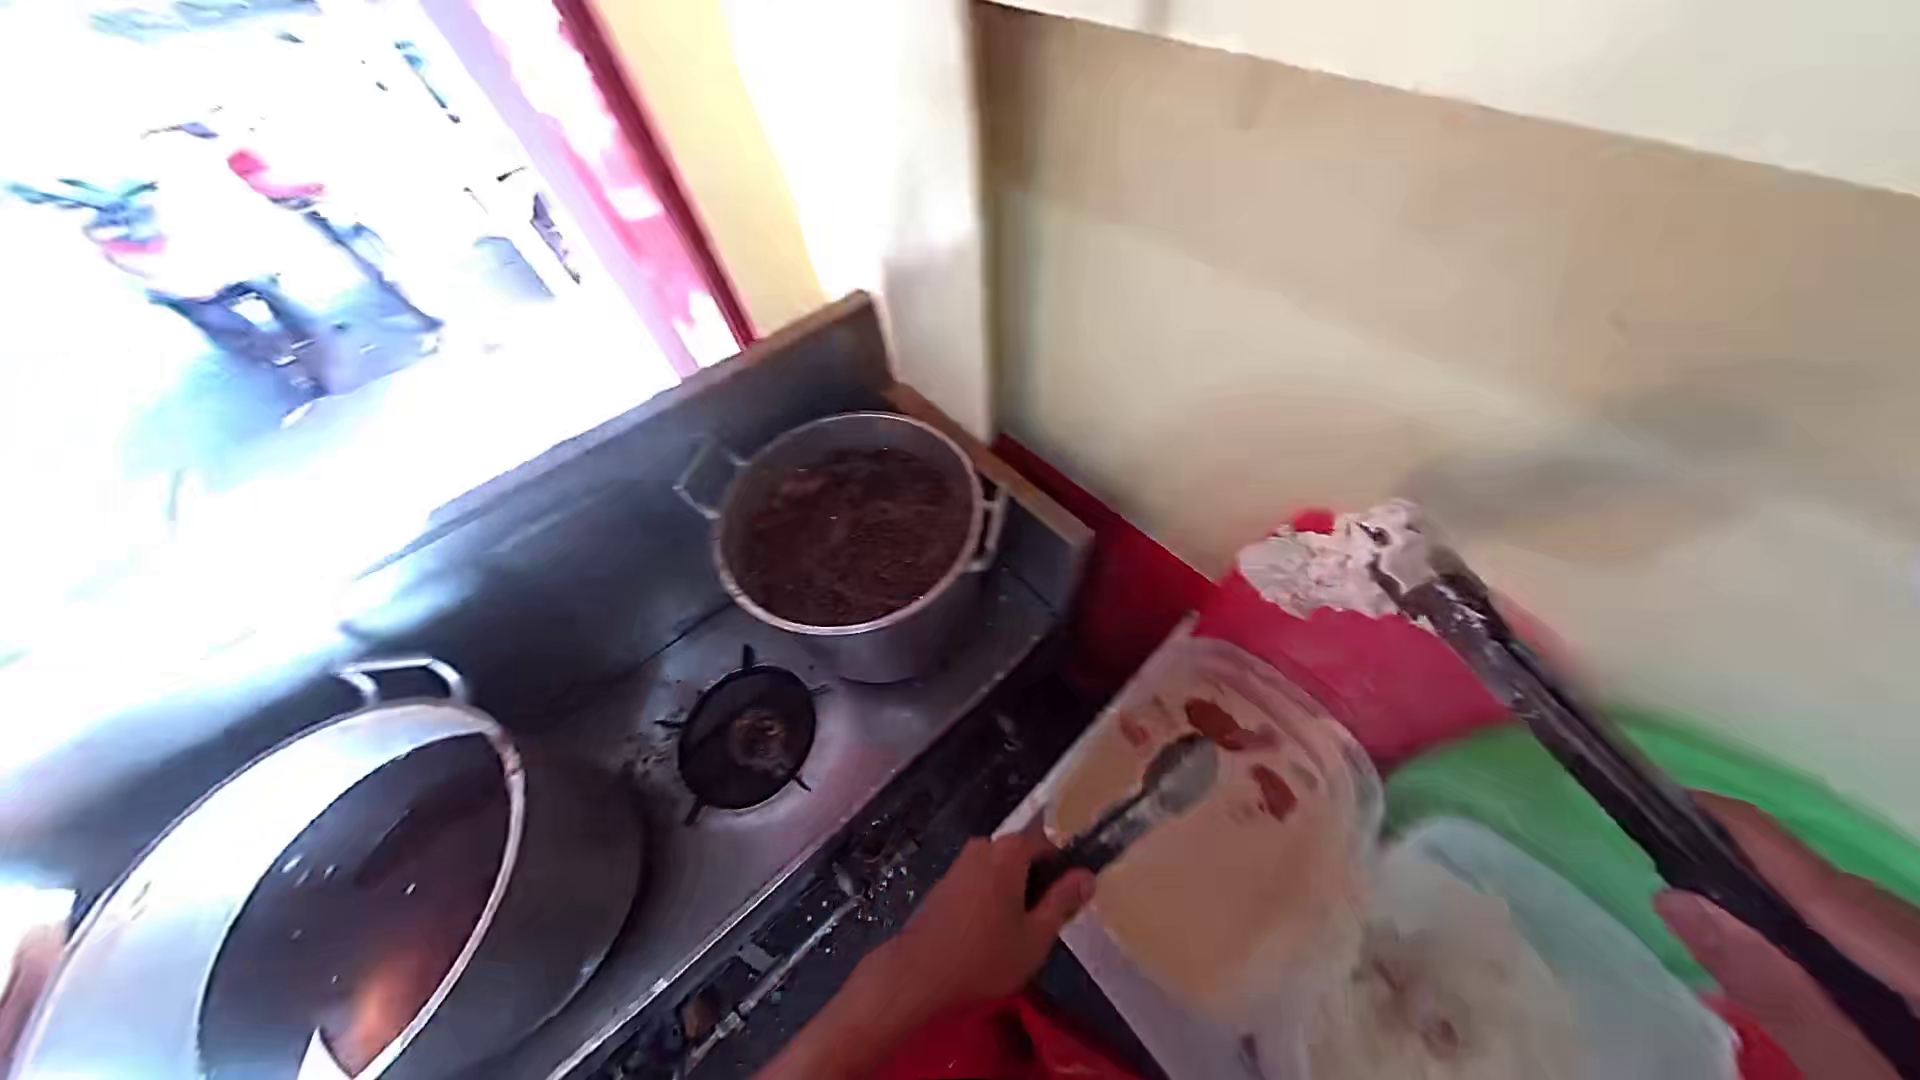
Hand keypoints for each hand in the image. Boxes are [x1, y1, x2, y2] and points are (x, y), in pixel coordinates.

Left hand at [755, 825, 1094, 1079]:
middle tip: (1044, 923)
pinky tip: (990, 933)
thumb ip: (1063, 901)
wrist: (919, 973)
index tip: (1071, 897)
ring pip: (1000, 869)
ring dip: (1013, 892)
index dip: (1063, 867)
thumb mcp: (1035, 936)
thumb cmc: (985, 956)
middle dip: (1037, 882)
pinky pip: (980, 880)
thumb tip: (1087, 876)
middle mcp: (984, 845)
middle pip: (1022, 854)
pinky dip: (991, 898)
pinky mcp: (945, 881)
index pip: (1047, 842)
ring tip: (1017, 934)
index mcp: (1009, 850)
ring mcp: (961, 862)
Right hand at [1656, 792, 1919, 1079]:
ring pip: (1898, 930)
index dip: (1757, 838)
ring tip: (1741, 914)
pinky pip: (1911, 957)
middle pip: (1872, 907)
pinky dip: (1856, 948)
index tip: (1681, 797)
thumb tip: (1677, 900)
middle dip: (1778, 877)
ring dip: (1816, 913)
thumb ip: (1782, 1000)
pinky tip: (1825, 970)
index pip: (1837, 891)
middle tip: (1689, 868)